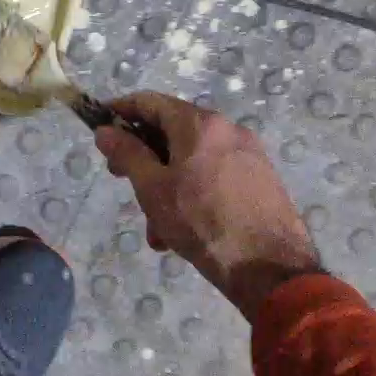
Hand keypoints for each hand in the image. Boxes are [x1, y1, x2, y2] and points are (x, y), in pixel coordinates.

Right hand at [95, 92, 320, 321]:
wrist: (275, 273)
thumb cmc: (202, 222)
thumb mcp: (152, 187)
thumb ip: (126, 152)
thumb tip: (105, 131)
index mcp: (200, 123)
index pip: (148, 101)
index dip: (119, 111)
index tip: (100, 128)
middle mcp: (228, 130)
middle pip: (171, 131)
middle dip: (143, 157)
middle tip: (122, 178)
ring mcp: (250, 156)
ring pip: (192, 159)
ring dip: (166, 183)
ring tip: (156, 226)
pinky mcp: (263, 181)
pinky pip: (215, 175)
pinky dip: (193, 191)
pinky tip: (183, 228)